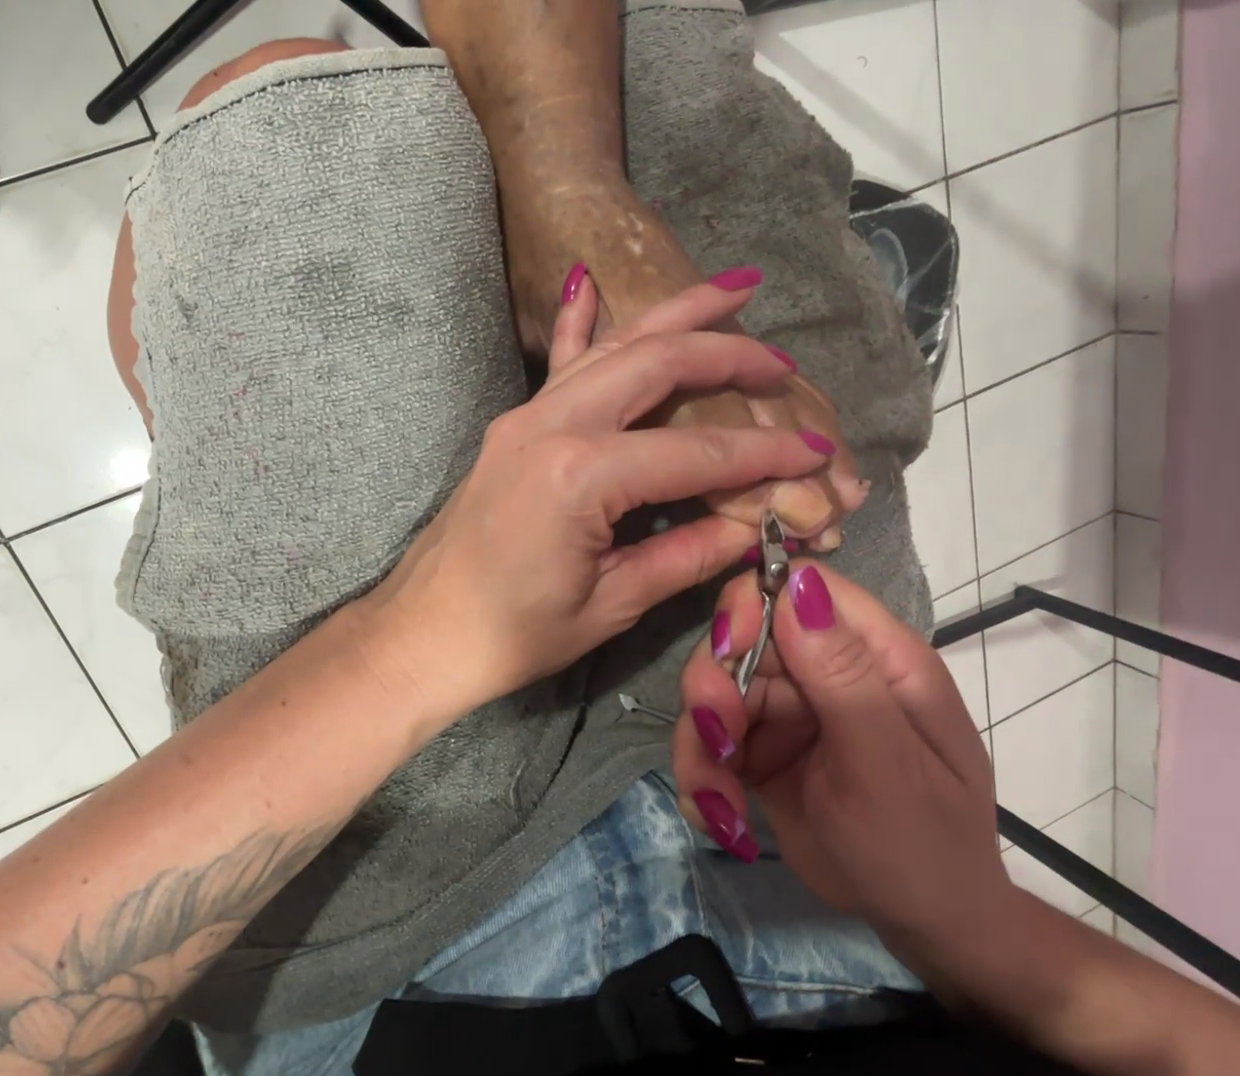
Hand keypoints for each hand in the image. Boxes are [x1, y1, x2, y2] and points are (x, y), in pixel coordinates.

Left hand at [361, 275, 832, 716]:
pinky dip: (579, 322)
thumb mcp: (610, 604)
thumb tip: (756, 528)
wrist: (424, 633)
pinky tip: (588, 277)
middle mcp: (553, 425)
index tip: (815, 456)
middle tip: (783, 362)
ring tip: (732, 288)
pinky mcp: (513, 427)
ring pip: (614, 348)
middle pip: (657, 366)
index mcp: (582, 474)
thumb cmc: (512, 634)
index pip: (696, 452)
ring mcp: (527, 418)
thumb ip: (687, 554)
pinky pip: (556, 364)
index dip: (762, 455)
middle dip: (727, 355)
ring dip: (674, 318)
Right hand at [669, 561, 1008, 953]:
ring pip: (712, 696)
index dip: (751, 605)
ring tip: (718, 808)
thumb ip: (842, 675)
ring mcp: (789, 712)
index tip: (725, 650)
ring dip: (701, 749)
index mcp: (875, 658)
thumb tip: (797, 581)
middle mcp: (825, 673)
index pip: (801, 589)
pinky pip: (710, 744)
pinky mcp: (761, 751)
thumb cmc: (924, 844)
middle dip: (712, 691)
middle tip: (716, 745)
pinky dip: (702, 780)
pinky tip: (720, 820)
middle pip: (739, 642)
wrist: (923, 923)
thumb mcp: (886, 763)